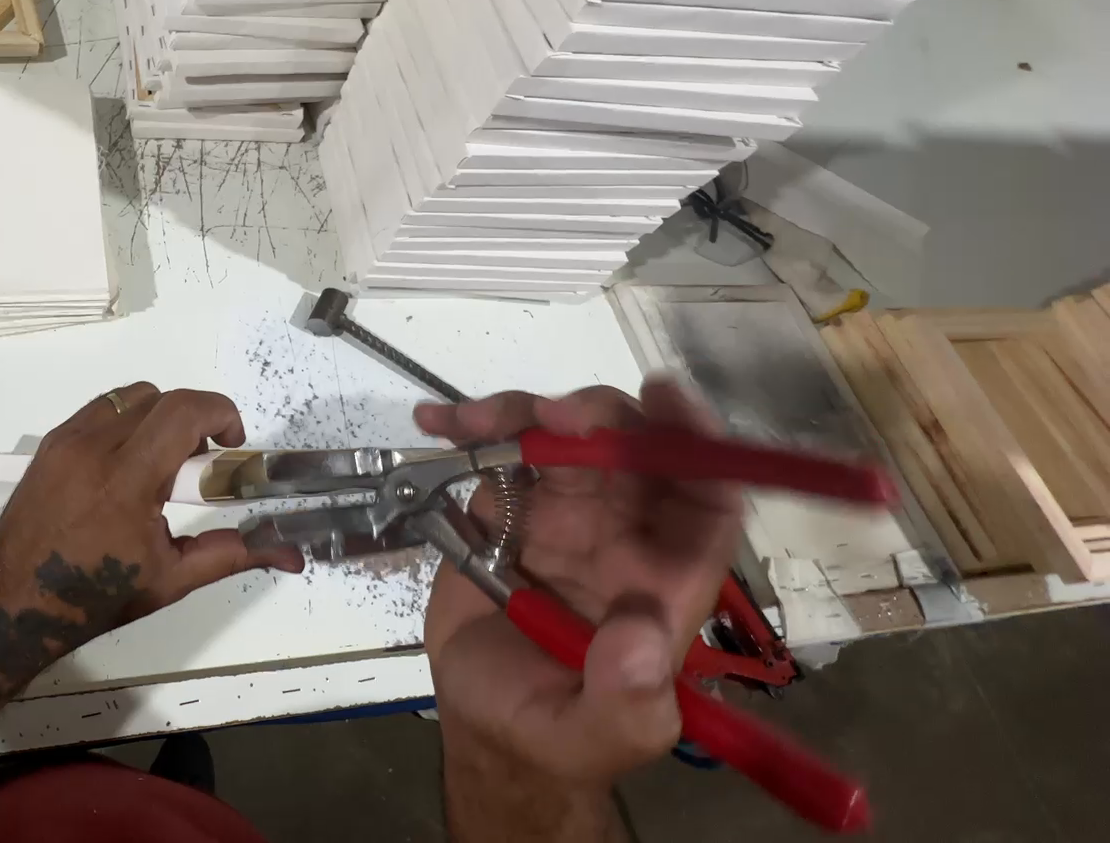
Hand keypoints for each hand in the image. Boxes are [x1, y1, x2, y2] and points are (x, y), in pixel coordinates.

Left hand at [0, 383, 304, 639]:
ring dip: (158, 415)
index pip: (182, 412)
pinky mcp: (50, 442)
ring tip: (160, 461)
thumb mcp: (170, 579)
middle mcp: (94, 448)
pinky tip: (125, 462)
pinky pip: (100, 408)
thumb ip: (231, 554)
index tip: (231, 444)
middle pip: (161, 397)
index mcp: (126, 481)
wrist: (13, 600)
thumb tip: (291, 554)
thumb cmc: (94, 596)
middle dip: (194, 417)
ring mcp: (66, 440)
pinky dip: (126, 421)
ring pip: (129, 396)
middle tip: (199, 460)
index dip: (220, 414)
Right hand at [419, 377, 742, 787]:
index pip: (702, 500)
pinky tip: (436, 421)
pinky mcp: (500, 505)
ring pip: (557, 436)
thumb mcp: (590, 737)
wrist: (480, 716)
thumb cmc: (548, 731)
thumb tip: (639, 640)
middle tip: (548, 419)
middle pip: (626, 448)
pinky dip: (465, 428)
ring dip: (518, 413)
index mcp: (659, 579)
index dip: (697, 445)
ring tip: (468, 421)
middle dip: (595, 417)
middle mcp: (617, 533)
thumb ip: (625, 704)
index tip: (664, 400)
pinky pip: (491, 451)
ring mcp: (556, 512)